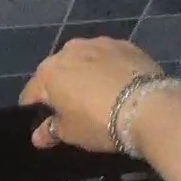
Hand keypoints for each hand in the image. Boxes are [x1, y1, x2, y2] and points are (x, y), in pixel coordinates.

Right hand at [19, 38, 163, 151]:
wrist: (150, 107)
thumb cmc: (99, 122)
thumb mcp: (71, 133)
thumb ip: (51, 131)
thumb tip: (38, 136)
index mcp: (48, 73)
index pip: (31, 93)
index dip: (34, 110)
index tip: (43, 124)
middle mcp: (68, 51)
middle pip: (57, 72)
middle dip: (60, 88)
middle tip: (73, 109)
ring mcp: (98, 43)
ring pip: (83, 60)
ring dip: (84, 73)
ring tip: (98, 94)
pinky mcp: (125, 44)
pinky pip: (108, 57)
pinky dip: (107, 68)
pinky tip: (118, 85)